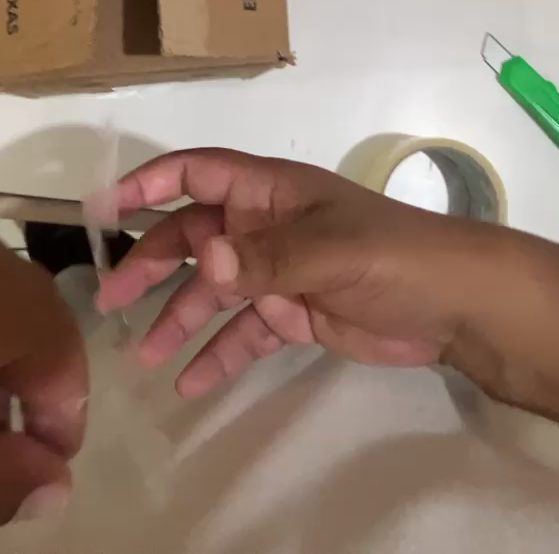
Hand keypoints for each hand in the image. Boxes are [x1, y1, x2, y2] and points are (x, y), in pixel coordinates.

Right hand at [95, 149, 507, 398]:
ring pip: (212, 290)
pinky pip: (242, 332)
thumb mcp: (329, 250)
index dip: (149, 183)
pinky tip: (190, 383)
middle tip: (112, 298)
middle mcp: (263, 225)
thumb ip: (266, 257)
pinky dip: (217, 354)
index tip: (105, 209)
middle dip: (153, 263)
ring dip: (178, 318)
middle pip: (193, 236)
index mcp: (269, 192)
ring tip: (144, 356)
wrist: (453, 307)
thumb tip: (204, 256)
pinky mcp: (290, 313)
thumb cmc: (392, 255)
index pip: (197, 174)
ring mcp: (275, 271)